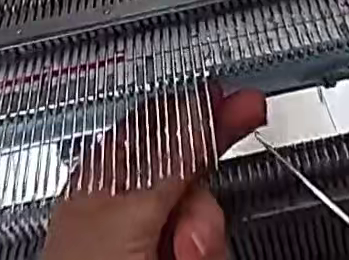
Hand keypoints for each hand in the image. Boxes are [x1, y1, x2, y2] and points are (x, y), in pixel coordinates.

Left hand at [41, 87, 266, 259]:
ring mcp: (151, 243)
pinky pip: (210, 253)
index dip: (204, 110)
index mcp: (106, 176)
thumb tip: (200, 108)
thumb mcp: (127, 215)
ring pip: (205, 222)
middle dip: (201, 209)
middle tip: (194, 245)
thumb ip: (169, 160)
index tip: (242, 104)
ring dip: (202, 244)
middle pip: (192, 176)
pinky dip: (207, 258)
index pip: (165, 123)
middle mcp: (130, 206)